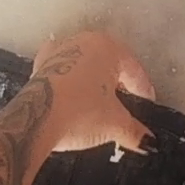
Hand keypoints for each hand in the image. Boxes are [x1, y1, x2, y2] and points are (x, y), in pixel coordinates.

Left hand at [29, 31, 154, 153]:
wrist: (35, 119)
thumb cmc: (80, 112)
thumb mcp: (115, 124)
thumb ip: (135, 132)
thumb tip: (149, 143)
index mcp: (109, 48)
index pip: (134, 70)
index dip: (144, 89)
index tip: (147, 103)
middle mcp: (84, 41)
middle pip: (110, 62)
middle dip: (120, 82)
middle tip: (128, 102)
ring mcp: (59, 50)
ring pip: (86, 63)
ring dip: (95, 79)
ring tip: (101, 101)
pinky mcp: (40, 64)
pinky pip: (63, 69)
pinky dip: (71, 79)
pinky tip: (73, 93)